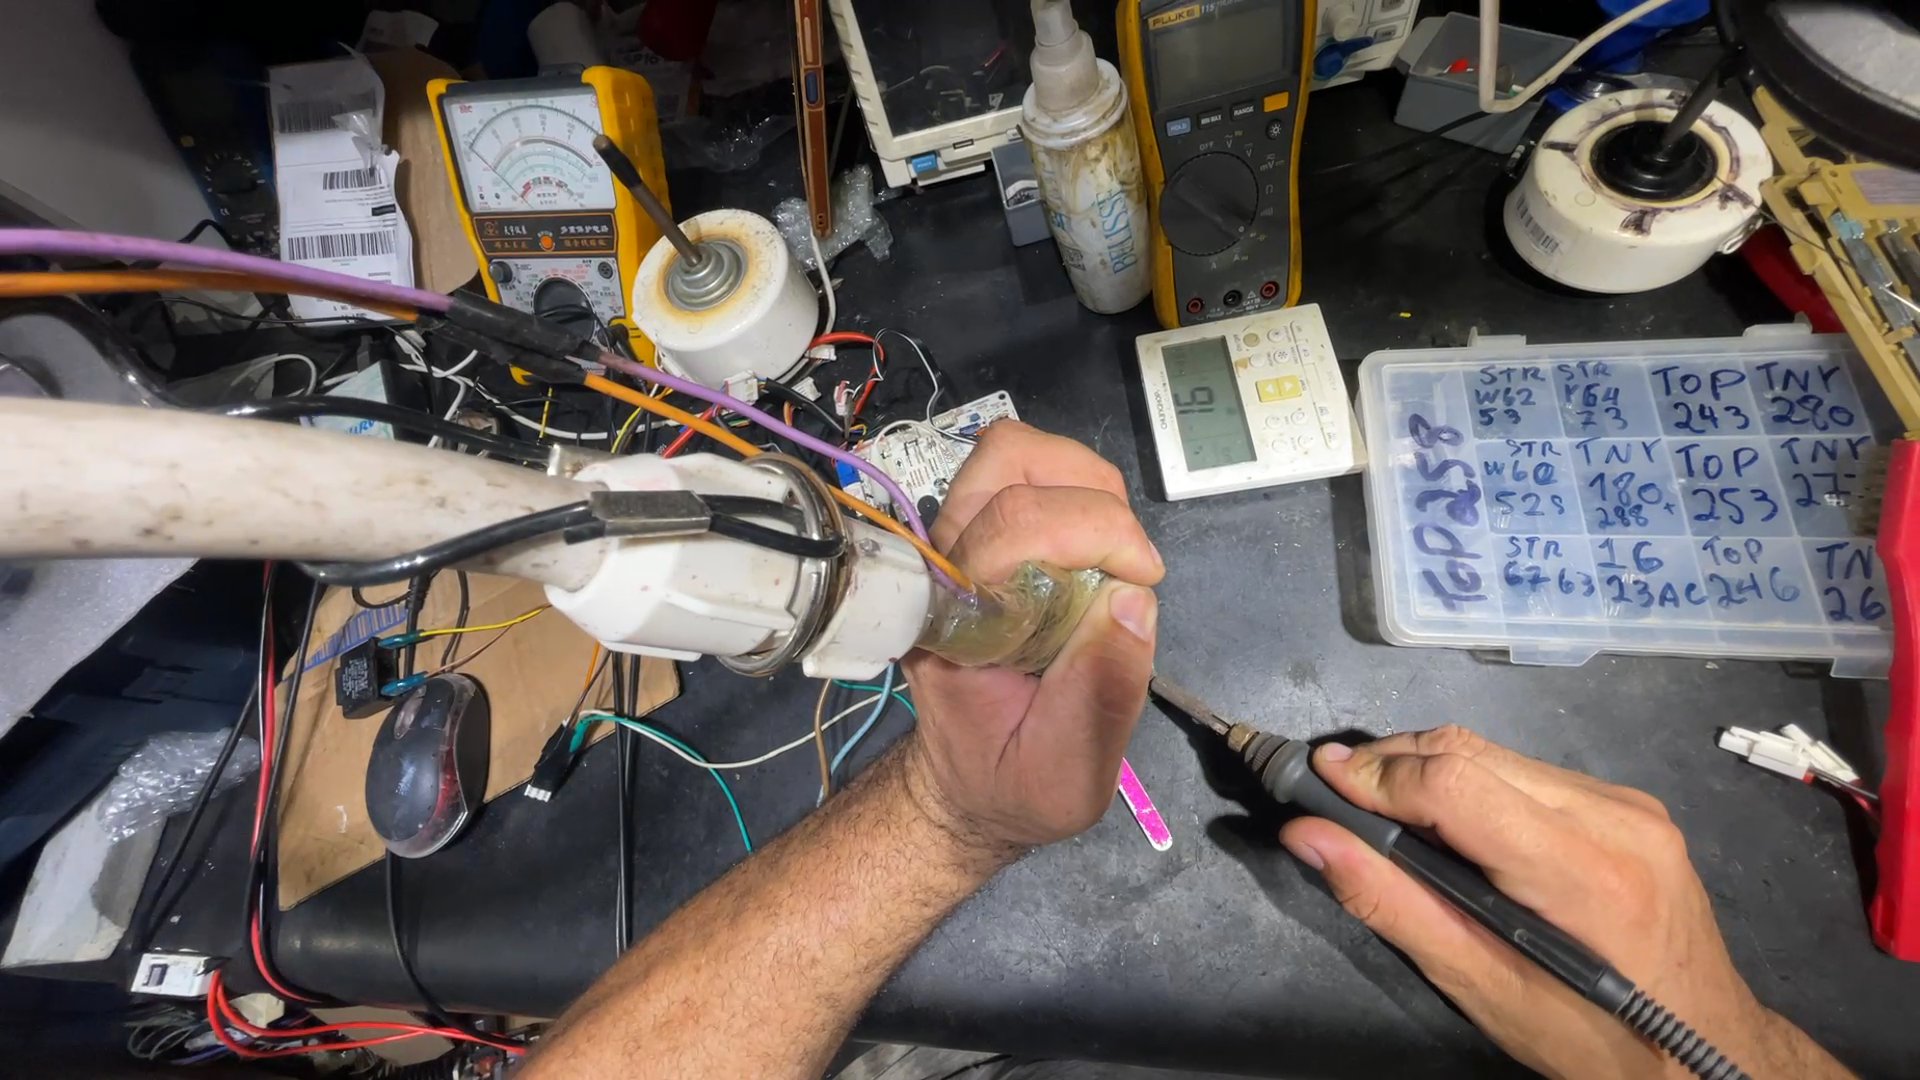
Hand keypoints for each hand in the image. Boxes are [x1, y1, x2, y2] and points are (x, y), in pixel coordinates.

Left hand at [899, 421, 1162, 860]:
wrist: (965, 785)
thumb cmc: (1009, 783)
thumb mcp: (1067, 770)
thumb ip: (1099, 694)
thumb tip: (1133, 598)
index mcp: (950, 622)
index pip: (1007, 527)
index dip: (1091, 532)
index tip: (1142, 582)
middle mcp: (942, 567)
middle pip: (1004, 460)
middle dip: (1090, 498)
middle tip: (1130, 562)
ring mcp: (956, 545)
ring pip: (1012, 456)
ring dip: (1083, 485)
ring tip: (1115, 550)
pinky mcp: (977, 541)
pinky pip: (1023, 478)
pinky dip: (1076, 492)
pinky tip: (1096, 548)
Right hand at [1278, 727, 1852, 1079]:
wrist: (1722, 1057)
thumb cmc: (1594, 1039)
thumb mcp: (1480, 986)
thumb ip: (1389, 902)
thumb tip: (1306, 834)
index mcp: (1584, 872)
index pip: (1454, 786)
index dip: (1376, 776)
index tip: (1317, 778)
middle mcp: (1610, 815)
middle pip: (1462, 752)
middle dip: (1384, 763)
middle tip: (1334, 792)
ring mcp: (1622, 800)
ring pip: (1481, 748)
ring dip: (1415, 765)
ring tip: (1377, 803)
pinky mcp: (1618, 797)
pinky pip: (1509, 763)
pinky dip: (1454, 775)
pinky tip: (1439, 813)